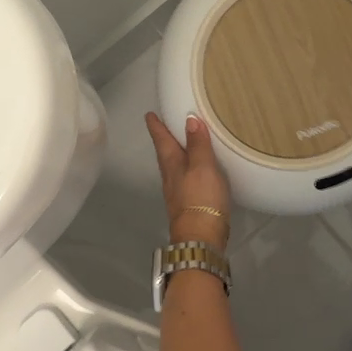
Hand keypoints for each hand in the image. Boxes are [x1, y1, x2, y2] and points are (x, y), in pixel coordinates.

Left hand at [145, 112, 231, 248]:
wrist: (200, 236)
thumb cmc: (201, 197)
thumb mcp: (202, 166)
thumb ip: (197, 144)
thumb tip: (189, 119)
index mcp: (171, 163)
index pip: (161, 140)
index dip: (156, 126)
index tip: (149, 114)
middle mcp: (170, 176)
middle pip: (165, 153)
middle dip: (165, 139)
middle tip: (166, 125)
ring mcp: (176, 191)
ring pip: (173, 166)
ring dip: (176, 154)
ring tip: (182, 144)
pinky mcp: (186, 204)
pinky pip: (184, 179)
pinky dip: (187, 169)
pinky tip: (195, 171)